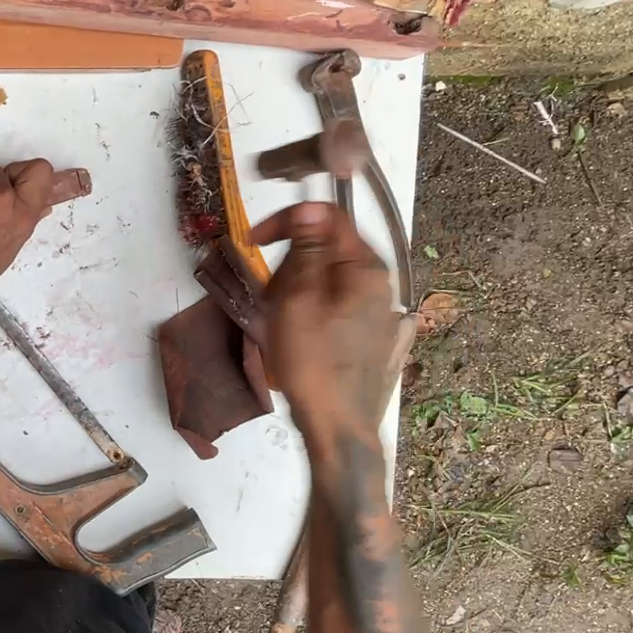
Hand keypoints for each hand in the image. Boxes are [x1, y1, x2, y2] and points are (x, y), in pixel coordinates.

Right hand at [248, 203, 395, 446]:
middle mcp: (378, 282)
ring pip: (326, 277)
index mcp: (364, 268)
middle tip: (269, 296)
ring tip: (281, 321)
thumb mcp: (298, 301)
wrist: (338, 424)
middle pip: (326, 248)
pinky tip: (298, 332)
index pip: (328, 218)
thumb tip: (311, 207)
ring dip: (296, 289)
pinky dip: (309, 307)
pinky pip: (333, 302)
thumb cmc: (312, 363)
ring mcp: (376, 308)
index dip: (287, 221)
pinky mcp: (368, 331)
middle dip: (289, 264)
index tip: (253, 241)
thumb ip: (306, 250)